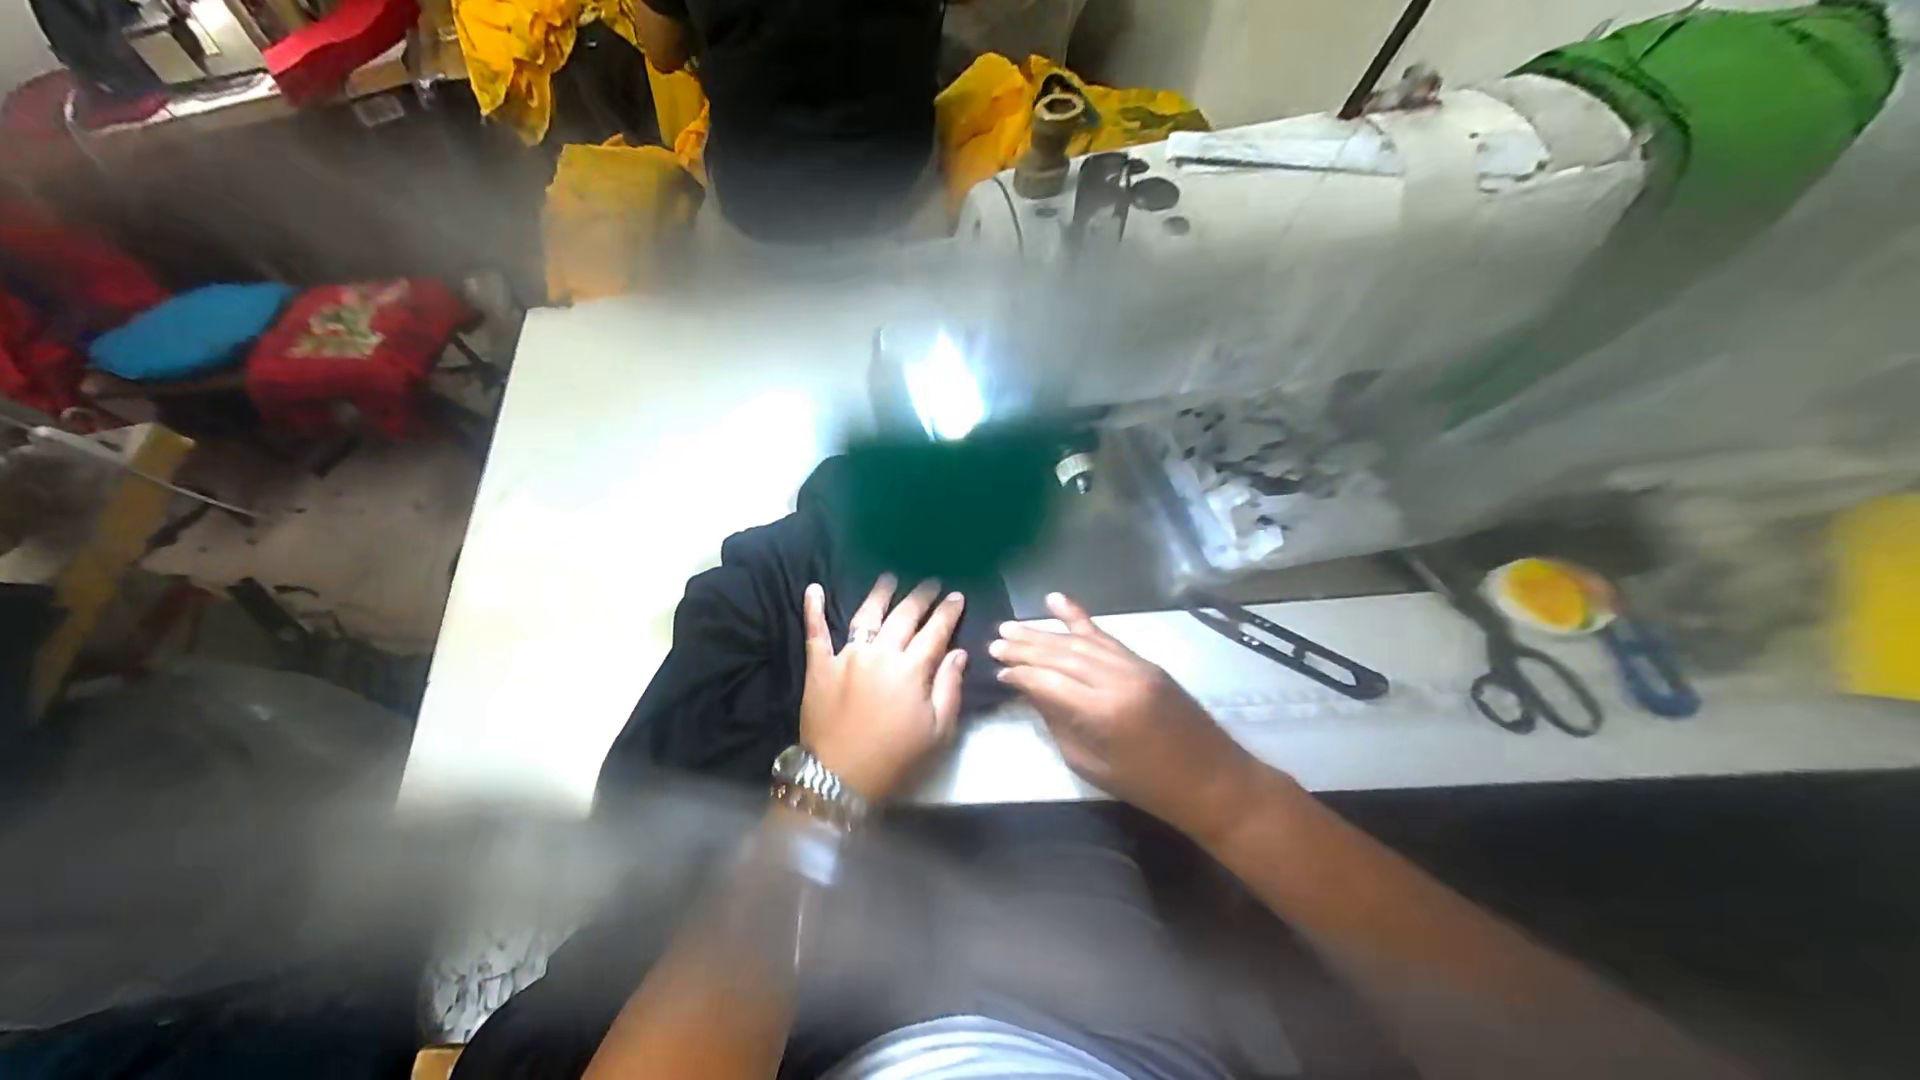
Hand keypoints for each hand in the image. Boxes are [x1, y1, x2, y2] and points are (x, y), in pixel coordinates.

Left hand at [801, 575, 967, 799]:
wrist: (839, 778)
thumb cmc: (895, 758)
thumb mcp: (937, 731)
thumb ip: (949, 688)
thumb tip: (958, 652)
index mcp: (911, 669)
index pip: (935, 632)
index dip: (948, 612)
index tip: (956, 596)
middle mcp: (880, 654)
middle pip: (904, 617)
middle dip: (921, 597)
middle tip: (931, 582)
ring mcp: (847, 656)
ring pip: (866, 615)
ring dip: (880, 594)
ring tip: (890, 578)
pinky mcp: (819, 666)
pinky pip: (815, 632)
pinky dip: (813, 609)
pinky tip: (813, 588)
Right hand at [990, 592, 1264, 841]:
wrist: (1211, 779)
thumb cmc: (1146, 785)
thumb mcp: (1090, 763)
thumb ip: (1058, 721)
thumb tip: (1030, 689)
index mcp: (1102, 712)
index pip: (1048, 681)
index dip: (1020, 673)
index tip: (997, 670)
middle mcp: (1117, 679)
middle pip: (1061, 654)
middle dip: (1025, 647)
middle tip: (996, 641)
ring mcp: (1134, 665)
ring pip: (1080, 641)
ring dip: (1044, 632)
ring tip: (1012, 627)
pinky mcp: (1144, 661)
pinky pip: (1105, 636)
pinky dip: (1079, 618)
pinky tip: (1056, 601)